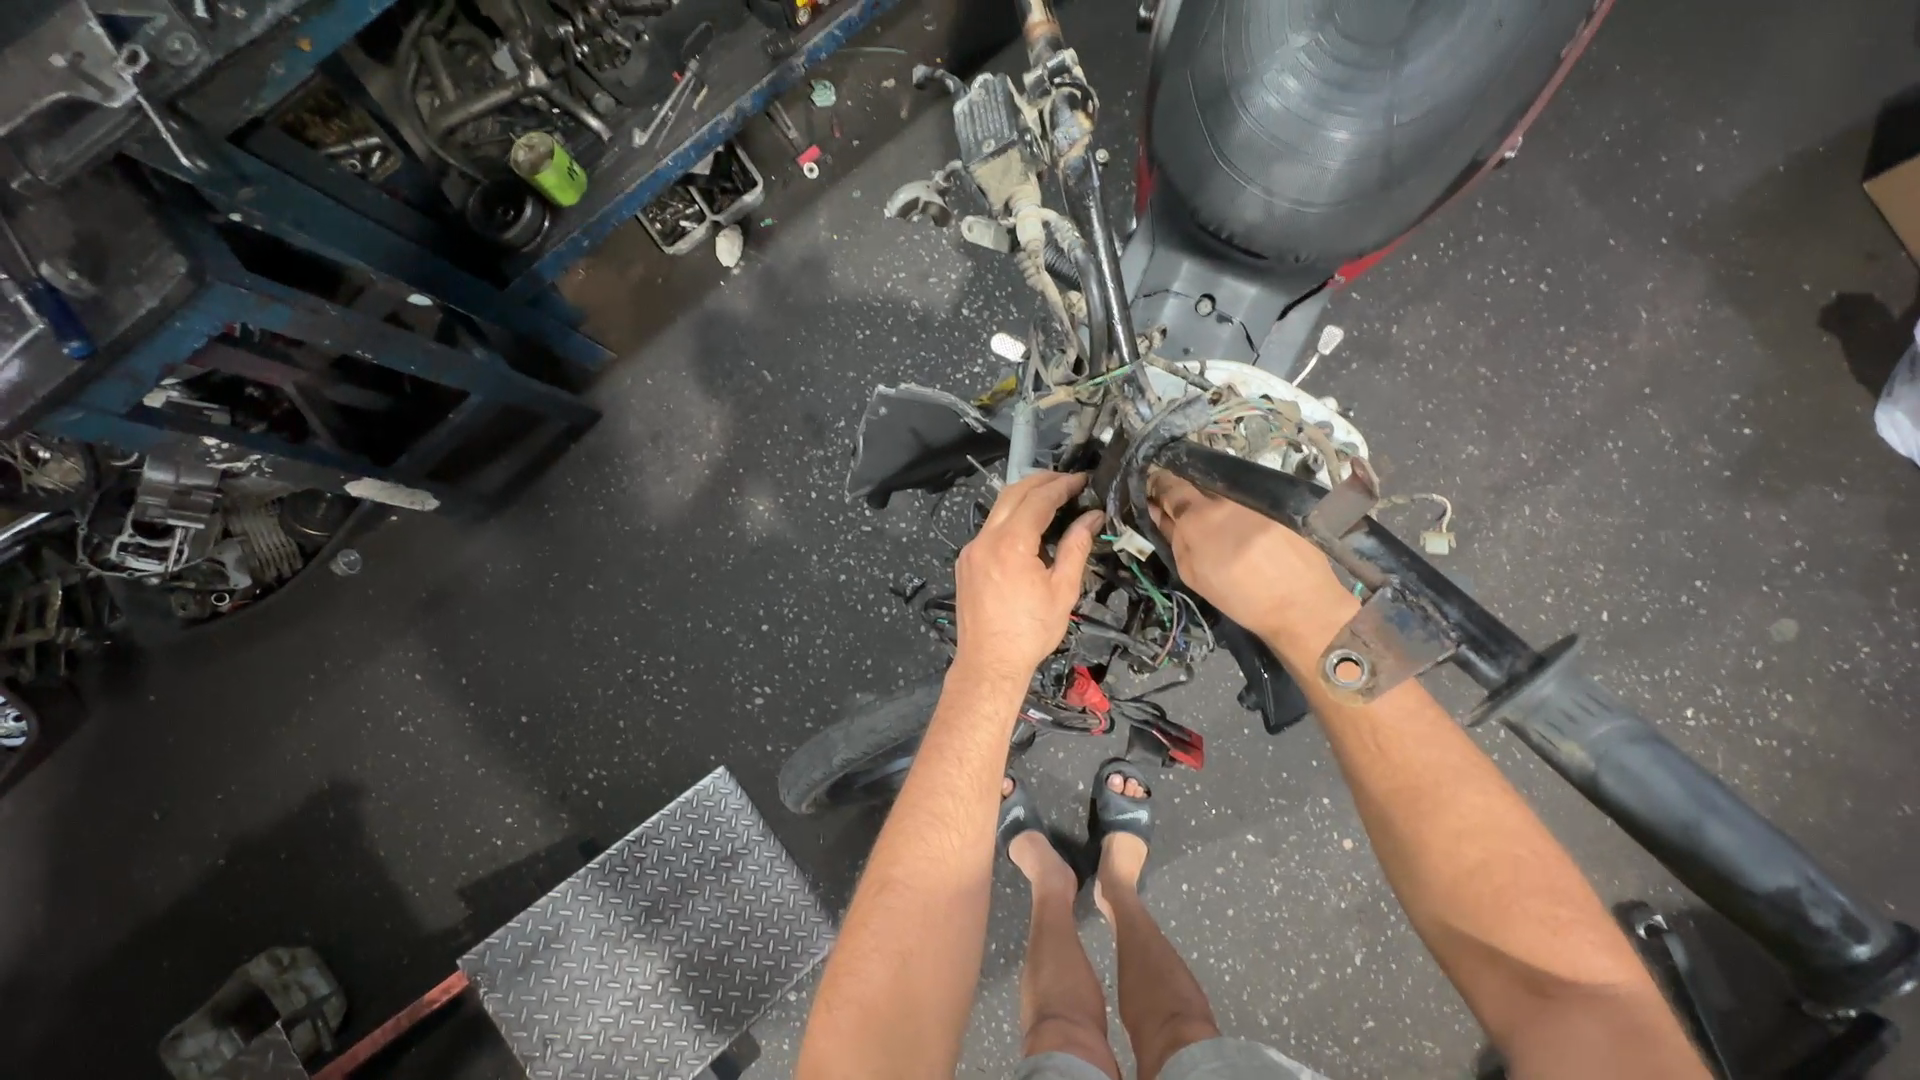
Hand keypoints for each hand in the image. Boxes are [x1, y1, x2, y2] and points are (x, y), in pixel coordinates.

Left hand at [952, 471, 1103, 681]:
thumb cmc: (1030, 631)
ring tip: (1052, 498)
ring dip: (1024, 498)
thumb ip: (1077, 547)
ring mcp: (971, 550)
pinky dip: (1011, 519)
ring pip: (998, 509)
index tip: (1082, 480)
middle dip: (1042, 481)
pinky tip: (1029, 528)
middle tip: (1068, 481)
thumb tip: (1092, 517)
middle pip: (1013, 493)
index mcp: (1011, 543)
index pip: (1039, 499)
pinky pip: (990, 529)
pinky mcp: (966, 562)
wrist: (989, 662)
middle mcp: (985, 539)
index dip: (1063, 485)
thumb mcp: (1063, 589)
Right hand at [1147, 470, 1353, 650]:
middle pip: (1197, 485)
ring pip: (1223, 494)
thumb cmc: (1239, 598)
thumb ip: (1173, 538)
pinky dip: (1240, 512)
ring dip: (1215, 505)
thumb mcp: (1192, 574)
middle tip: (1186, 516)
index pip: (1169, 484)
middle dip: (1187, 496)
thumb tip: (1158, 512)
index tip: (1153, 491)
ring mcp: (1253, 499)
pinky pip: (1248, 502)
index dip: (1158, 484)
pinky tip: (1246, 534)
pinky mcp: (1278, 504)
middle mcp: (1225, 499)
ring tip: (1221, 530)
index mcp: (1197, 517)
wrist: (1301, 604)